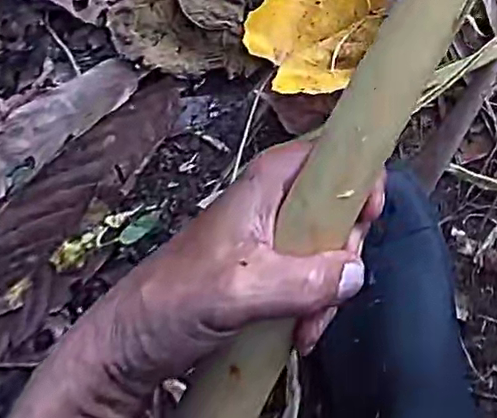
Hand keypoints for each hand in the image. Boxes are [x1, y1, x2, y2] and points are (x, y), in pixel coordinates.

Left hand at [13, 140, 385, 417]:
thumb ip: (301, 279)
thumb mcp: (240, 287)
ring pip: (333, 243)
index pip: (337, 152)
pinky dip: (316, 301)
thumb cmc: (170, 298)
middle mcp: (281, 195)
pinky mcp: (274, 263)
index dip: (361, 177)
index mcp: (273, 176)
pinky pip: (316, 273)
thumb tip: (355, 272)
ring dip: (330, 287)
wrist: (129, 343)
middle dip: (345, 252)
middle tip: (330, 288)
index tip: (367, 217)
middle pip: (343, 203)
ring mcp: (278, 230)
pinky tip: (299, 328)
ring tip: (307, 323)